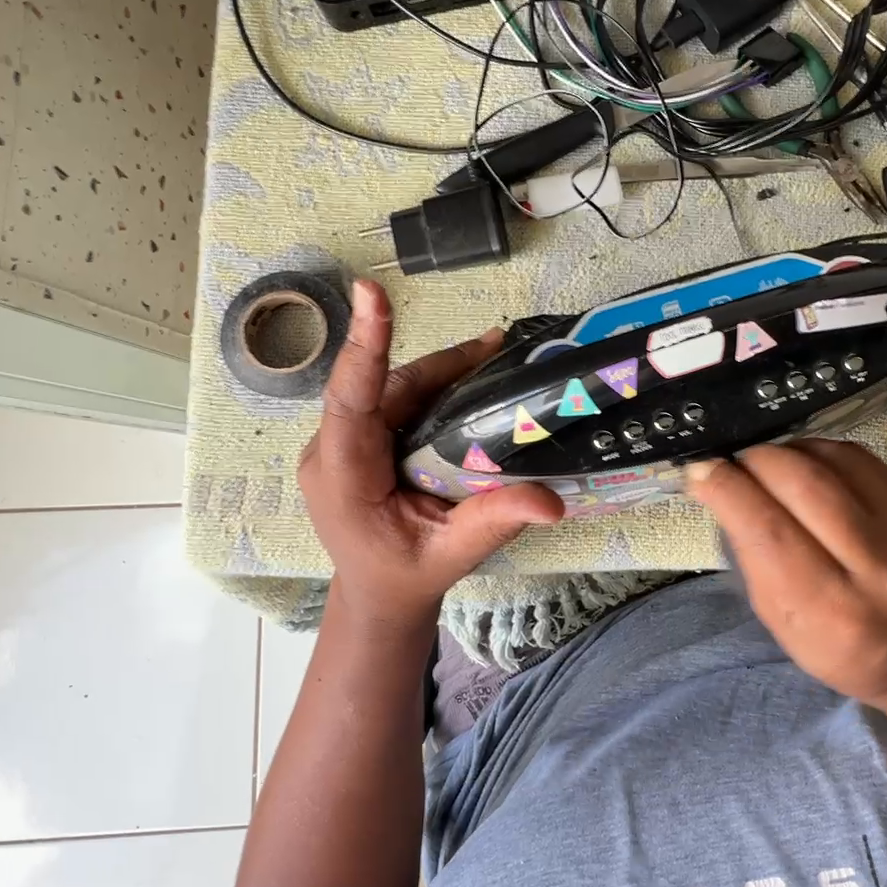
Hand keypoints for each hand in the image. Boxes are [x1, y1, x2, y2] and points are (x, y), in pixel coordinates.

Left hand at [299, 281, 562, 633]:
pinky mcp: (362, 436)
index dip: (362, 348)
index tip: (370, 295)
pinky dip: (436, 384)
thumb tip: (552, 503)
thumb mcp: (453, 553)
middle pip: (384, 386)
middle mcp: (334, 450)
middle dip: (440, 364)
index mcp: (344, 479)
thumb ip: (495, 522)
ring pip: (393, 387)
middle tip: (496, 347)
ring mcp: (345, 440)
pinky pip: (396, 398)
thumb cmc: (408, 574)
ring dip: (443, 371)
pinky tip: (473, 374)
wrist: (379, 592)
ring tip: (494, 354)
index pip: (349, 404)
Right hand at [685, 440, 886, 712]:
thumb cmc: (839, 648)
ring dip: (784, 451)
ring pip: (830, 461)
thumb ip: (753, 557)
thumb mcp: (781, 622)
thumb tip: (719, 485)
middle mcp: (874, 568)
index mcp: (831, 612)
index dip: (727, 489)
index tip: (699, 471)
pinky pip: (856, 455)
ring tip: (763, 463)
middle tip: (731, 462)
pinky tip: (800, 461)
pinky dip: (817, 450)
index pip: (768, 532)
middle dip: (754, 460)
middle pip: (802, 484)